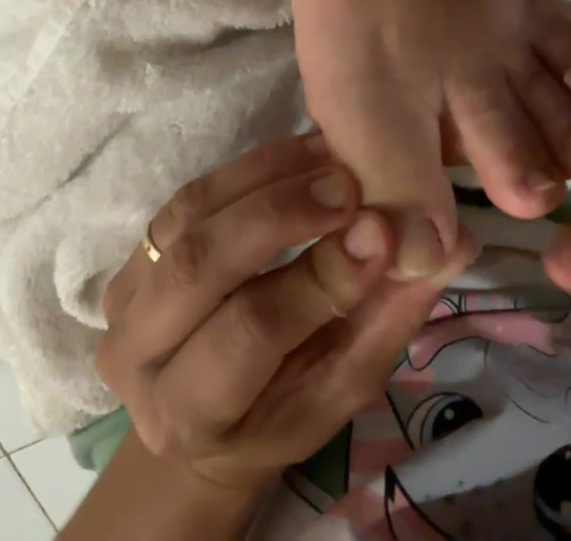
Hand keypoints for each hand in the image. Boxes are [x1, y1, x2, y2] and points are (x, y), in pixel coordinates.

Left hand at [96, 134, 477, 490]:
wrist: (200, 412)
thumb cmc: (279, 414)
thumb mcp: (339, 391)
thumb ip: (385, 320)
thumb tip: (448, 248)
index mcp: (190, 412)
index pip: (251, 332)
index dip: (318, 278)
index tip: (382, 232)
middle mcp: (136, 354)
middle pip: (201, 265)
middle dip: (280, 216)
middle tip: (348, 185)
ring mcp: (122, 297)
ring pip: (189, 217)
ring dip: (264, 178)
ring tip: (330, 156)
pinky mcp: (129, 255)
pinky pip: (186, 198)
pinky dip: (246, 170)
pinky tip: (300, 155)